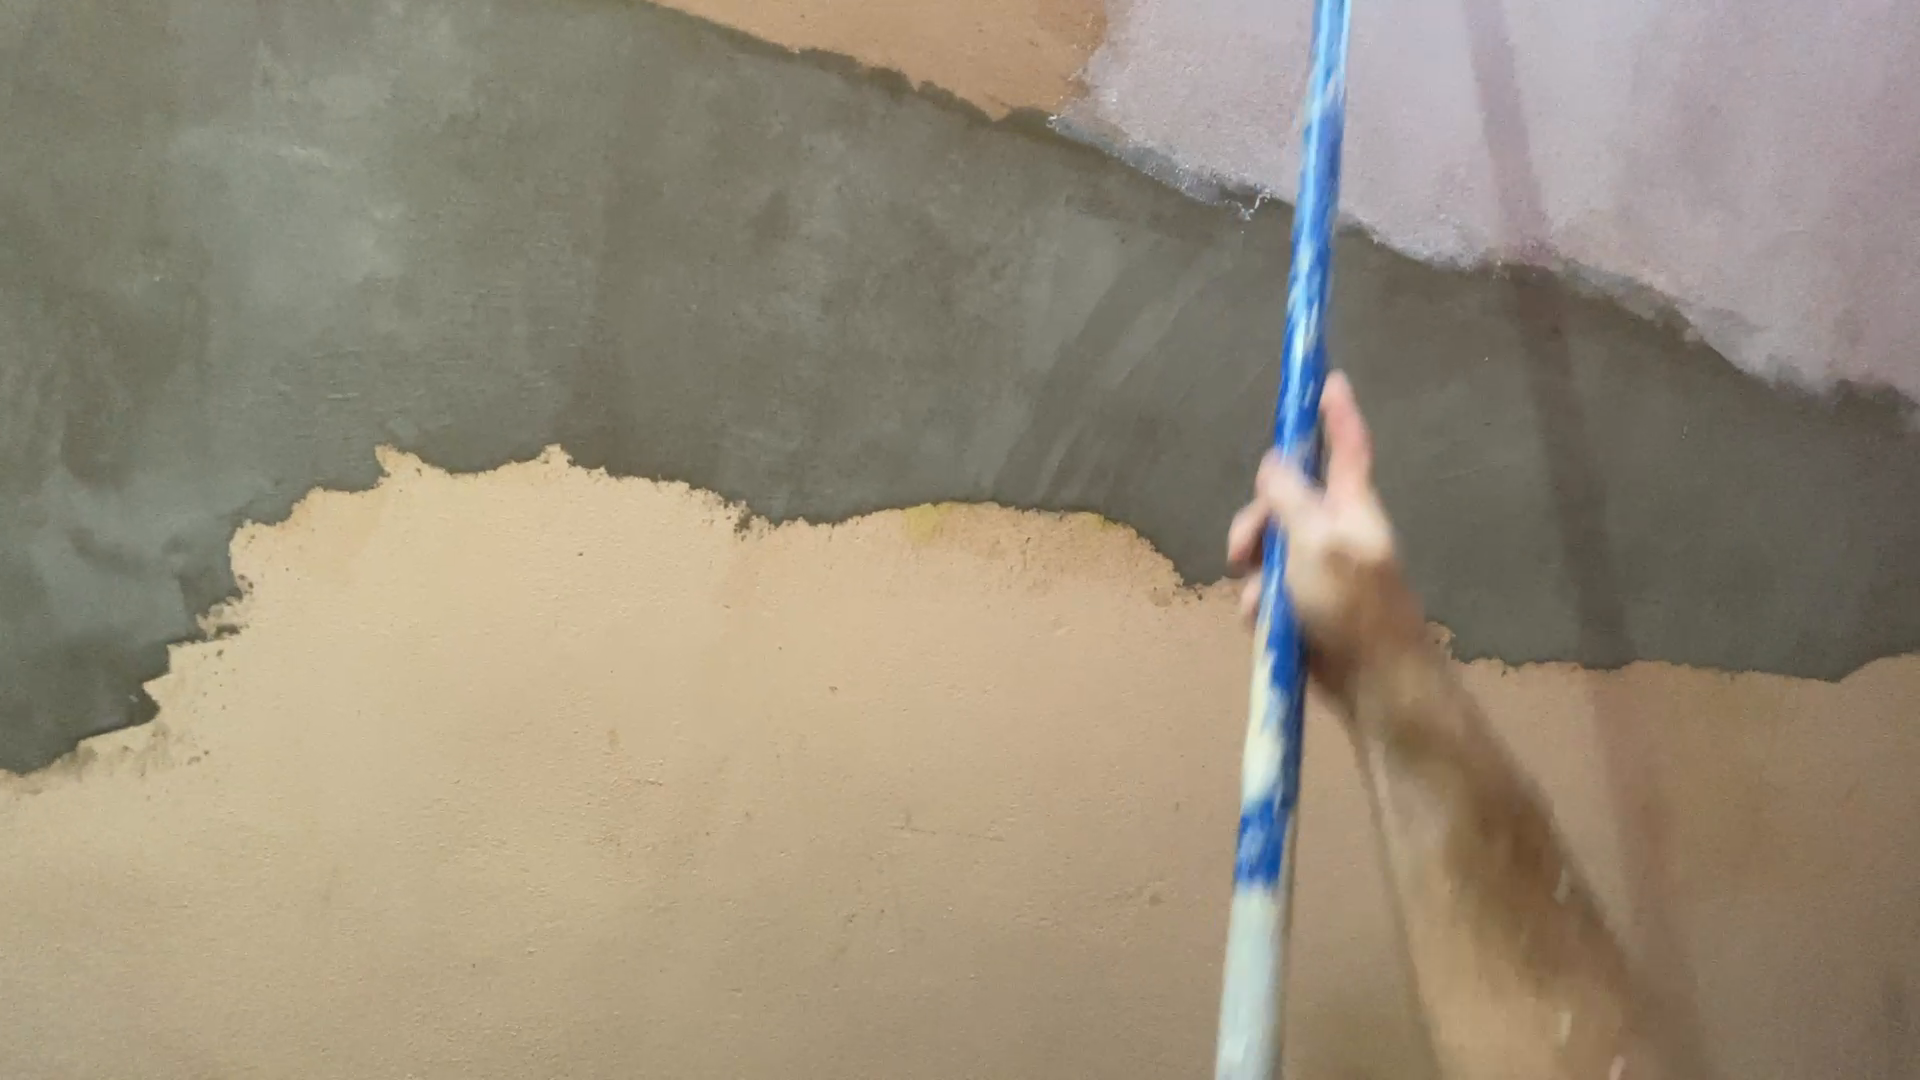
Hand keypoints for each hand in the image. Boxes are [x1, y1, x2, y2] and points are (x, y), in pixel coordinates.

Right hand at [1225, 372, 1425, 696]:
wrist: (1372, 685)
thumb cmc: (1352, 608)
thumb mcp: (1316, 543)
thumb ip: (1290, 499)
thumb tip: (1274, 459)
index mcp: (1349, 508)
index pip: (1346, 448)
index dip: (1337, 415)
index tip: (1328, 381)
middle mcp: (1333, 532)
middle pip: (1282, 503)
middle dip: (1254, 523)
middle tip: (1244, 549)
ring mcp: (1317, 570)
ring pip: (1265, 550)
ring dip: (1250, 573)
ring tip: (1257, 603)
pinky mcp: (1302, 604)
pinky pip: (1264, 588)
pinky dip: (1256, 603)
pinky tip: (1262, 622)